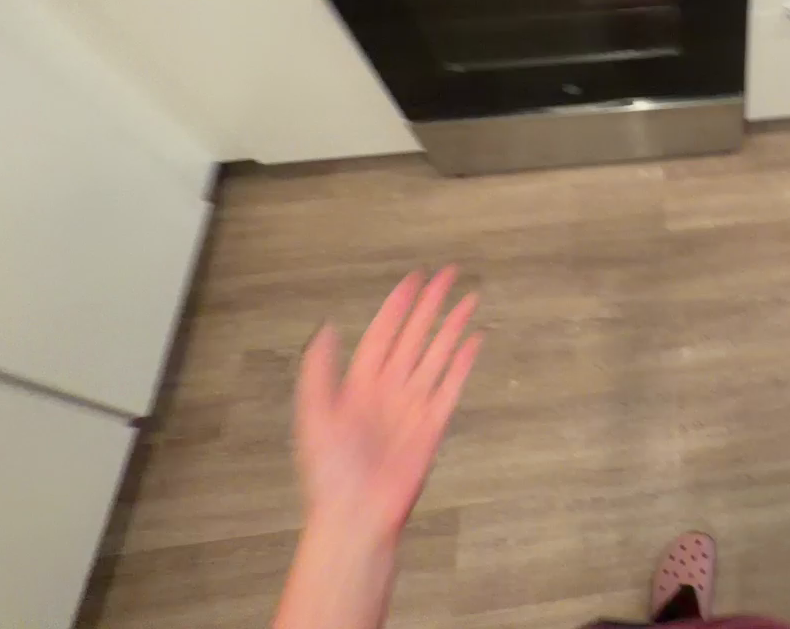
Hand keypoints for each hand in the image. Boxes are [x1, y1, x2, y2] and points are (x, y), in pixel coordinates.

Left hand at [294, 268, 481, 540]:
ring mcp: (415, 403)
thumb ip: (320, 371)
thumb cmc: (330, 470)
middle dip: (431, 304)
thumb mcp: (313, 416)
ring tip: (470, 298)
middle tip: (450, 274)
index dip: (398, 304)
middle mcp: (390, 386)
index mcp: (360, 383)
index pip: (384, 333)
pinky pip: (453, 383)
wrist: (356, 515)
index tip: (415, 277)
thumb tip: (329, 327)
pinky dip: (465, 361)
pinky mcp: (435, 421)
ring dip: (453, 325)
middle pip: (415, 335)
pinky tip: (476, 339)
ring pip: (437, 353)